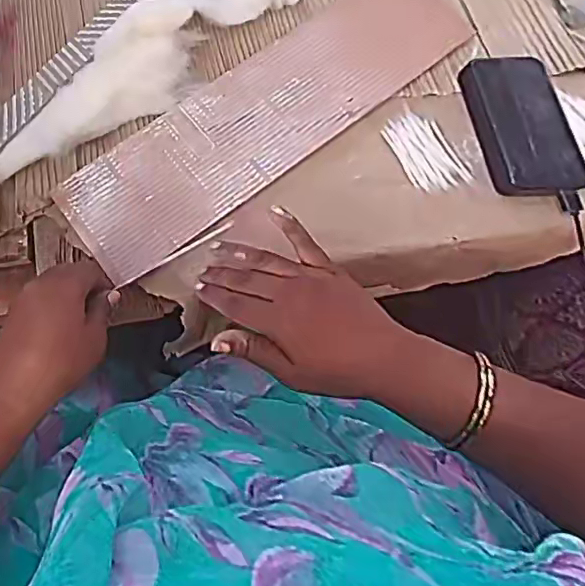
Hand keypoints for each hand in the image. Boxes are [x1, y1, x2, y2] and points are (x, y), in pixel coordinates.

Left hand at [0, 262, 118, 423]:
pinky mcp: (12, 311)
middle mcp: (42, 281)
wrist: (12, 386)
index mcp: (66, 282)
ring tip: (76, 323)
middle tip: (95, 310)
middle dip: (83, 285)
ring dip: (65, 295)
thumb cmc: (62, 362)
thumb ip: (102, 312)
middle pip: (68, 272)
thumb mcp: (94, 340)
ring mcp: (23, 295)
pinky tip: (55, 330)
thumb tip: (107, 296)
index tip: (111, 301)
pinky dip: (49, 306)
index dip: (104, 282)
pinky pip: (37, 299)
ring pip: (50, 284)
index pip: (90, 269)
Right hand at [195, 208, 420, 396]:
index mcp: (276, 320)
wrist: (385, 358)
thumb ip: (253, 351)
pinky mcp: (328, 270)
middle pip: (245, 280)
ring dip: (240, 253)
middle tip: (203, 271)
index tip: (199, 290)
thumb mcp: (291, 372)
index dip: (214, 296)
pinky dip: (290, 226)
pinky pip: (304, 243)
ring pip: (265, 260)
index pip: (234, 303)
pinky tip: (276, 212)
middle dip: (220, 274)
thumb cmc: (338, 371)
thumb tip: (218, 340)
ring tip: (220, 248)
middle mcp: (287, 294)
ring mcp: (308, 278)